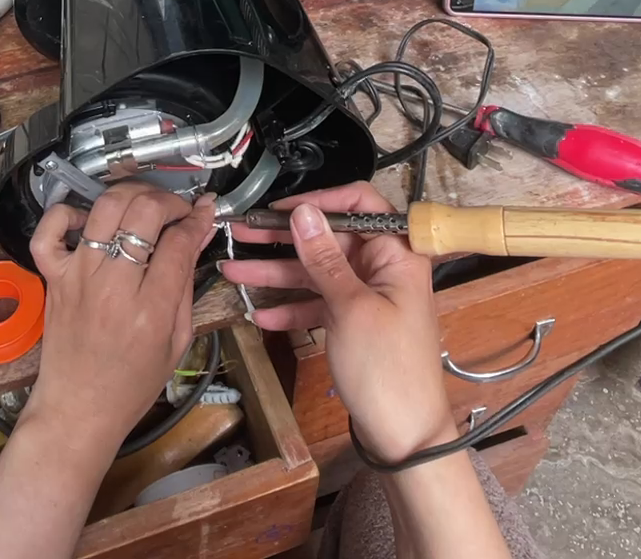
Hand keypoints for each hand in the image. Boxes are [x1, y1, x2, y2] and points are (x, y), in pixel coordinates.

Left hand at [21, 183, 217, 459]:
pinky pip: (50, 230)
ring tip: (145, 204)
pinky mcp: (53, 276)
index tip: (203, 211)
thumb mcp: (176, 340)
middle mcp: (111, 287)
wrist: (78, 410)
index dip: (197, 218)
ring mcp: (77, 277)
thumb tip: (199, 232)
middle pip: (142, 213)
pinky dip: (69, 212)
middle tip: (177, 209)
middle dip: (168, 200)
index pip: (178, 242)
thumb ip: (186, 282)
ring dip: (131, 194)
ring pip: (104, 209)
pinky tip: (91, 218)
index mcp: (149, 311)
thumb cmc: (132, 383)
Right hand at [222, 184, 455, 461]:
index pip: (359, 205)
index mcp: (395, 253)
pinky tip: (260, 314)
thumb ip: (323, 257)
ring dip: (275, 273)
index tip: (281, 209)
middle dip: (283, 237)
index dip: (319, 202)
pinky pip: (315, 303)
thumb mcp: (350, 307)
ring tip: (234, 269)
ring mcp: (364, 295)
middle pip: (328, 238)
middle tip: (243, 232)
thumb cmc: (388, 370)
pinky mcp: (351, 321)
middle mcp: (381, 267)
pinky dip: (289, 308)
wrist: (406, 439)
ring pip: (314, 272)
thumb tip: (303, 212)